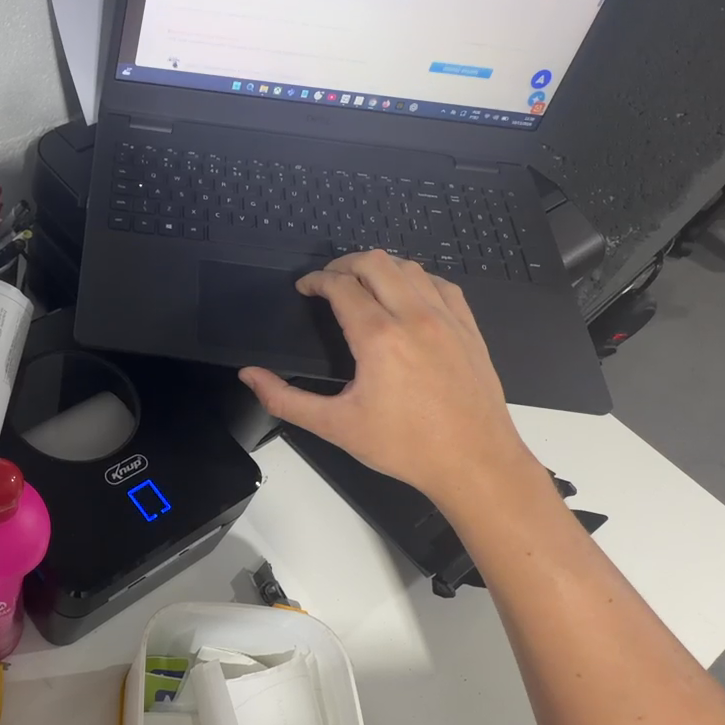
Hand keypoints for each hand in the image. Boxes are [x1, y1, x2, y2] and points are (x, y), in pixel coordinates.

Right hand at [239, 252, 540, 506]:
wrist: (473, 462)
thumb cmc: (404, 447)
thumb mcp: (334, 426)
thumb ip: (284, 399)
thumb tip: (250, 376)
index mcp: (379, 338)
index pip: (342, 286)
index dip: (317, 280)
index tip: (304, 287)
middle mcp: (414, 318)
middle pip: (376, 263)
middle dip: (344, 263)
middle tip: (327, 280)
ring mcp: (447, 320)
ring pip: (410, 267)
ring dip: (379, 266)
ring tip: (361, 282)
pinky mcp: (468, 328)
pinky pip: (441, 284)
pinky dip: (416, 279)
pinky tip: (405, 294)